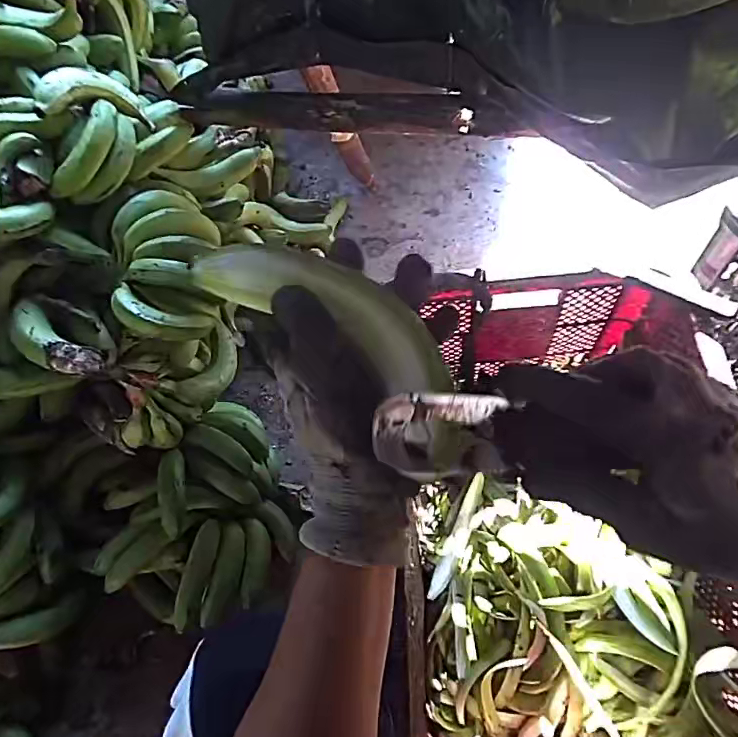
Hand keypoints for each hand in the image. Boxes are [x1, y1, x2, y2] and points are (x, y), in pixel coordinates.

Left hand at [260, 243, 442, 566]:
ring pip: (387, 317)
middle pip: (345, 304)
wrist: (376, 489)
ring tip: (421, 268)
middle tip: (356, 247)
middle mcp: (338, 353)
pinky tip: (451, 314)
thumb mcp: (318, 387)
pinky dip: (436, 326)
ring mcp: (374, 363)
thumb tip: (286, 289)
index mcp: (307, 354)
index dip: (299, 277)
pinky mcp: (405, 375)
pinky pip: (420, 343)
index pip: (296, 307)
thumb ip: (307, 339)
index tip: (304, 253)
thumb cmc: (339, 437)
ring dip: (404, 292)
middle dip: (355, 276)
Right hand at [490, 348, 737, 637]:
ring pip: (645, 363)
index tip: (509, 377)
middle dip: (578, 383)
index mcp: (668, 436)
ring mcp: (712, 391)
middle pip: (618, 369)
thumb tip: (531, 474)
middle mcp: (690, 400)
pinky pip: (668, 371)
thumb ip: (585, 491)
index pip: (589, 401)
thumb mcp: (642, 526)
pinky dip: (637, 382)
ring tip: (591, 408)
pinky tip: (630, 411)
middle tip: (553, 402)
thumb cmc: (711, 540)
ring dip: (608, 378)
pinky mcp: (722, 392)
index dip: (543, 387)